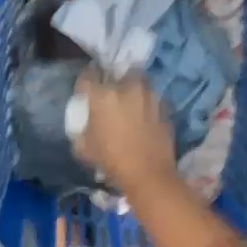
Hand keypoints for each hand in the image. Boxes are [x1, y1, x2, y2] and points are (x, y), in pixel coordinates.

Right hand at [71, 70, 176, 195]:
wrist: (148, 174)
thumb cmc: (111, 160)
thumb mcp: (84, 148)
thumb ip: (81, 130)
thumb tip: (85, 125)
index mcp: (102, 96)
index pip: (88, 76)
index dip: (85, 80)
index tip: (86, 87)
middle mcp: (126, 88)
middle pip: (118, 72)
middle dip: (114, 79)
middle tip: (112, 92)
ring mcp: (148, 96)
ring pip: (139, 81)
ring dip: (133, 87)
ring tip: (130, 101)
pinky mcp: (164, 107)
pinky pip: (152, 98)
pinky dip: (147, 103)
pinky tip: (145, 114)